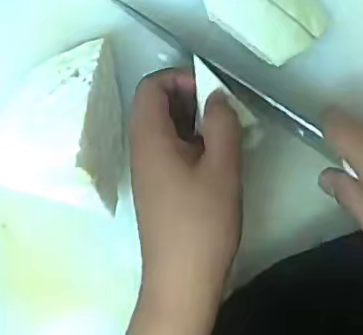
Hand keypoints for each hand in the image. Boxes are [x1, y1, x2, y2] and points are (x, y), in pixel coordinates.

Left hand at [128, 68, 242, 333]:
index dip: (177, 77)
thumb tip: (216, 95)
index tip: (208, 90)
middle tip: (217, 110)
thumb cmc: (201, 223)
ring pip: (160, 125)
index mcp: (149, 136)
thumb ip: (222, 124)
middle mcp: (140, 147)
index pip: (151, 86)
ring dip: (188, 118)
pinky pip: (164, 146)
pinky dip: (186, 139)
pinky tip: (211, 157)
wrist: (180, 284)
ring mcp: (145, 168)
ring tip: (219, 132)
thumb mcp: (222, 168)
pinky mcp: (154, 186)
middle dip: (185, 96)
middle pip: (153, 102)